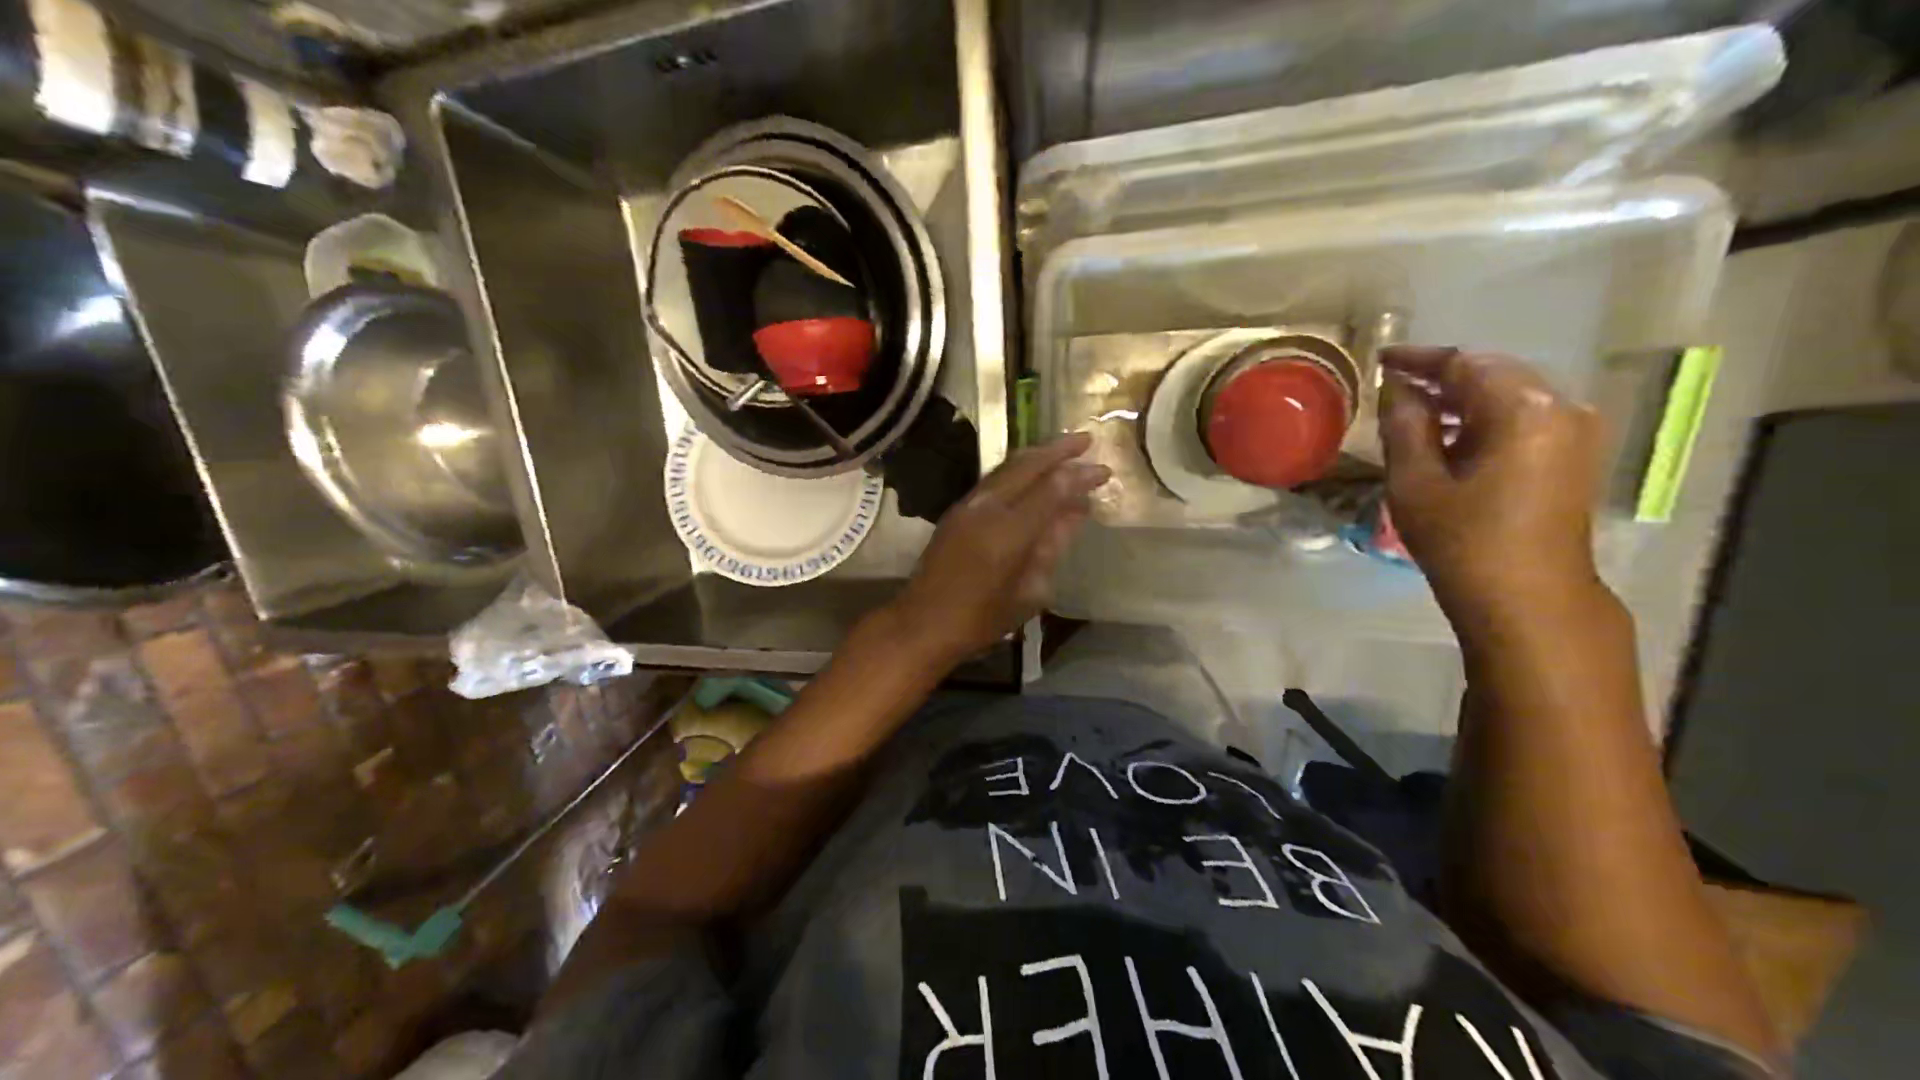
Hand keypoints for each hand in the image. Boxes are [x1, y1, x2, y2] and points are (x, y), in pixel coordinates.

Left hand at [885, 433, 1109, 665]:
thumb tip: (1074, 513)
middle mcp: (987, 508)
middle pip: (1027, 466)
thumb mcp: (1030, 591)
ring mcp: (968, 506)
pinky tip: (1031, 474)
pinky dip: (1017, 471)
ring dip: (1037, 456)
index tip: (1104, 470)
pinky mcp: (957, 511)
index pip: (1052, 488)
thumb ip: (1052, 546)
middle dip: (1059, 450)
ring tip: (1063, 450)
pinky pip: (994, 480)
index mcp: (1009, 532)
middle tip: (1087, 440)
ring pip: (1007, 468)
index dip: (1080, 476)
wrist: (923, 623)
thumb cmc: (981, 619)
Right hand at [1379, 346, 1604, 625]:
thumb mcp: (1416, 483)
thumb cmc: (1464, 542)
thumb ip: (1405, 426)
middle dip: (1442, 376)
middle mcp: (1561, 407)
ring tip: (1415, 410)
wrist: (1528, 601)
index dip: (1418, 360)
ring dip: (1463, 398)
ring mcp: (1576, 432)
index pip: (1464, 363)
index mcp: (1523, 409)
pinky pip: (1524, 418)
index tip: (1380, 360)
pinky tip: (1451, 436)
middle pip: (1493, 373)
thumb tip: (1398, 390)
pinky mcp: (1574, 456)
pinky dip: (1484, 418)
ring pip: (1510, 395)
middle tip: (1394, 384)